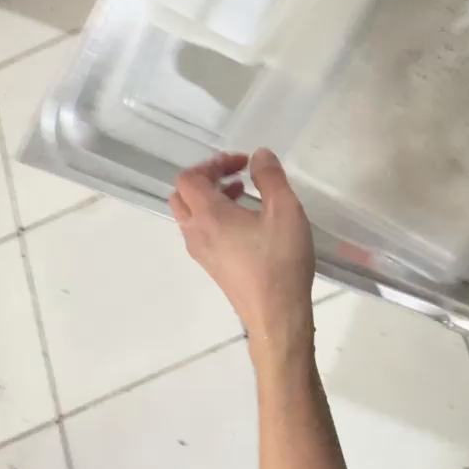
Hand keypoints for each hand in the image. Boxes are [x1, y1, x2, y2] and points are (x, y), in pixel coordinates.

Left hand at [170, 149, 316, 363]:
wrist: (276, 313)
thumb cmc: (280, 259)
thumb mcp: (285, 210)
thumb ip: (270, 177)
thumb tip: (259, 155)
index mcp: (208, 215)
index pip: (190, 178)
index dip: (213, 163)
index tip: (243, 163)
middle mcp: (196, 232)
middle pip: (182, 196)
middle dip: (206, 179)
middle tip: (237, 175)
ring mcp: (201, 253)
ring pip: (190, 216)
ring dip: (211, 198)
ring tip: (246, 196)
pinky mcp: (213, 267)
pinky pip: (202, 232)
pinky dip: (216, 218)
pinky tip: (249, 224)